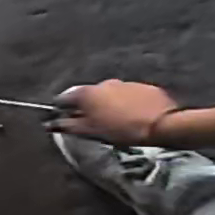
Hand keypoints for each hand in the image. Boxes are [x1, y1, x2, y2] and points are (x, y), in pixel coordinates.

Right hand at [52, 80, 181, 144]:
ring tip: (113, 119)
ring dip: (106, 104)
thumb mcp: (89, 131)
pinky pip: (128, 95)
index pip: (63, 98)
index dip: (60, 109)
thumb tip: (49, 123)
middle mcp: (103, 83)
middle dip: (85, 106)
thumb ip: (66, 126)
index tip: (62, 119)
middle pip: (87, 95)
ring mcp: (125, 84)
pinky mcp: (145, 88)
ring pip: (108, 94)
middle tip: (89, 121)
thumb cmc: (120, 129)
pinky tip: (131, 115)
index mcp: (85, 93)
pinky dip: (125, 103)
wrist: (165, 125)